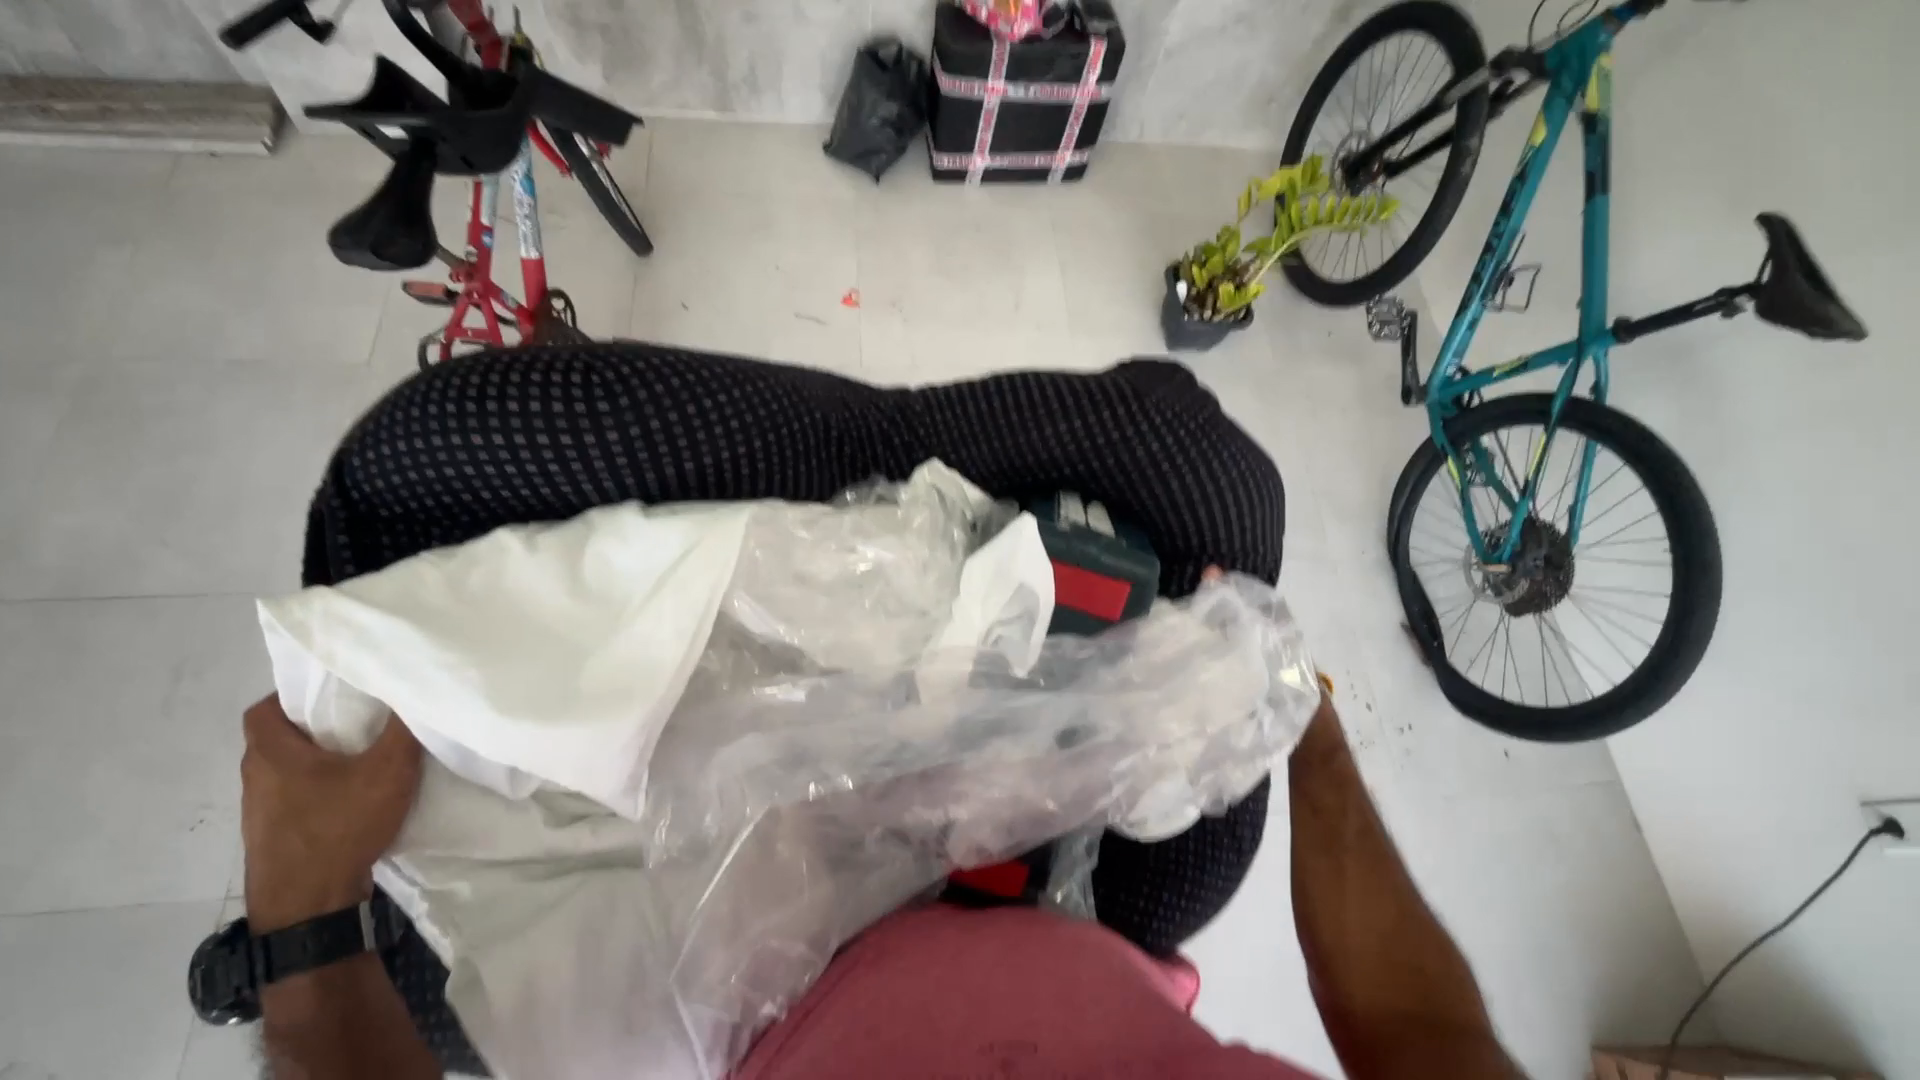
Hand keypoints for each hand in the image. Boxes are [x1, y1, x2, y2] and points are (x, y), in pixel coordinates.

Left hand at [241, 694, 423, 931]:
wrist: (309, 904)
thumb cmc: (341, 825)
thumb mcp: (388, 770)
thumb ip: (403, 729)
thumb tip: (413, 686)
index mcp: (271, 754)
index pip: (262, 710)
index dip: (291, 695)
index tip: (330, 691)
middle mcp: (256, 779)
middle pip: (278, 740)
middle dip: (316, 727)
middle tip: (359, 719)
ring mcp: (260, 813)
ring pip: (286, 772)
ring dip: (318, 763)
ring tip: (362, 759)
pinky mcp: (274, 839)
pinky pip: (294, 800)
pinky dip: (318, 792)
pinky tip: (353, 800)